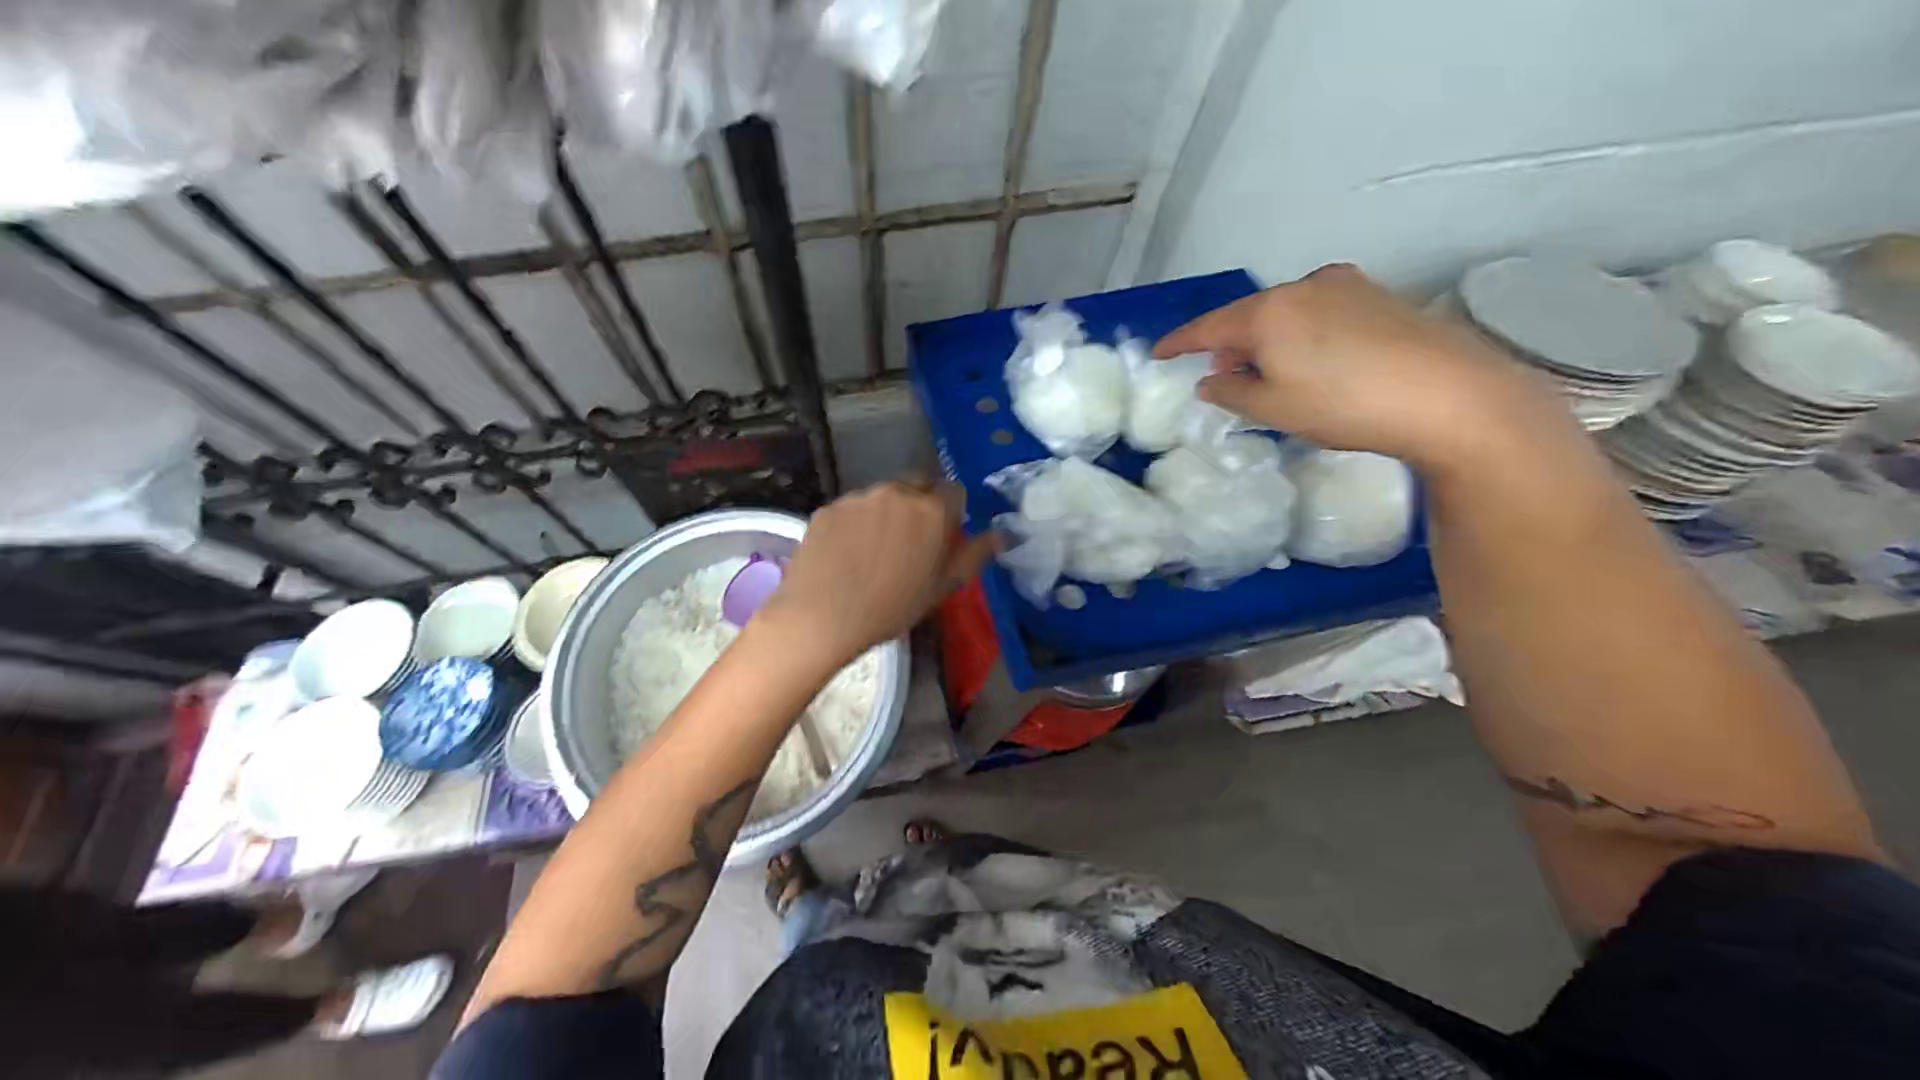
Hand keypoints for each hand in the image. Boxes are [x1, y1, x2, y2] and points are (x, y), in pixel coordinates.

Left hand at [754, 480, 994, 666]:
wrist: (821, 618)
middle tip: (910, 542)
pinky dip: (855, 524)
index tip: (943, 536)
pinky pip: (851, 509)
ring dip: (886, 513)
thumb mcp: (942, 587)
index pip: (953, 490)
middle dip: (919, 504)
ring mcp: (858, 497)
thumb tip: (1001, 534)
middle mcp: (896, 492)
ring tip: (873, 552)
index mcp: (931, 510)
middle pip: (917, 485)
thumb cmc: (892, 608)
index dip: (951, 511)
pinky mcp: (828, 508)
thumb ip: (974, 555)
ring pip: (882, 496)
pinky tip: (846, 555)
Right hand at [1153, 264, 1567, 471]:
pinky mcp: (1380, 297)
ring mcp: (1347, 287)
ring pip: (1286, 311)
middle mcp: (1304, 287)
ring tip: (1266, 369)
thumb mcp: (1275, 409)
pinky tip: (1311, 358)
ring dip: (1267, 337)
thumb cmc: (1346, 404)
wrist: (1450, 395)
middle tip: (1219, 372)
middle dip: (1229, 341)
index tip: (1158, 353)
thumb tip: (1212, 380)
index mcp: (1269, 312)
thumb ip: (1233, 392)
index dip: (1180, 342)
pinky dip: (1300, 333)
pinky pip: (1319, 312)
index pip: (1209, 327)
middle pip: (1249, 314)